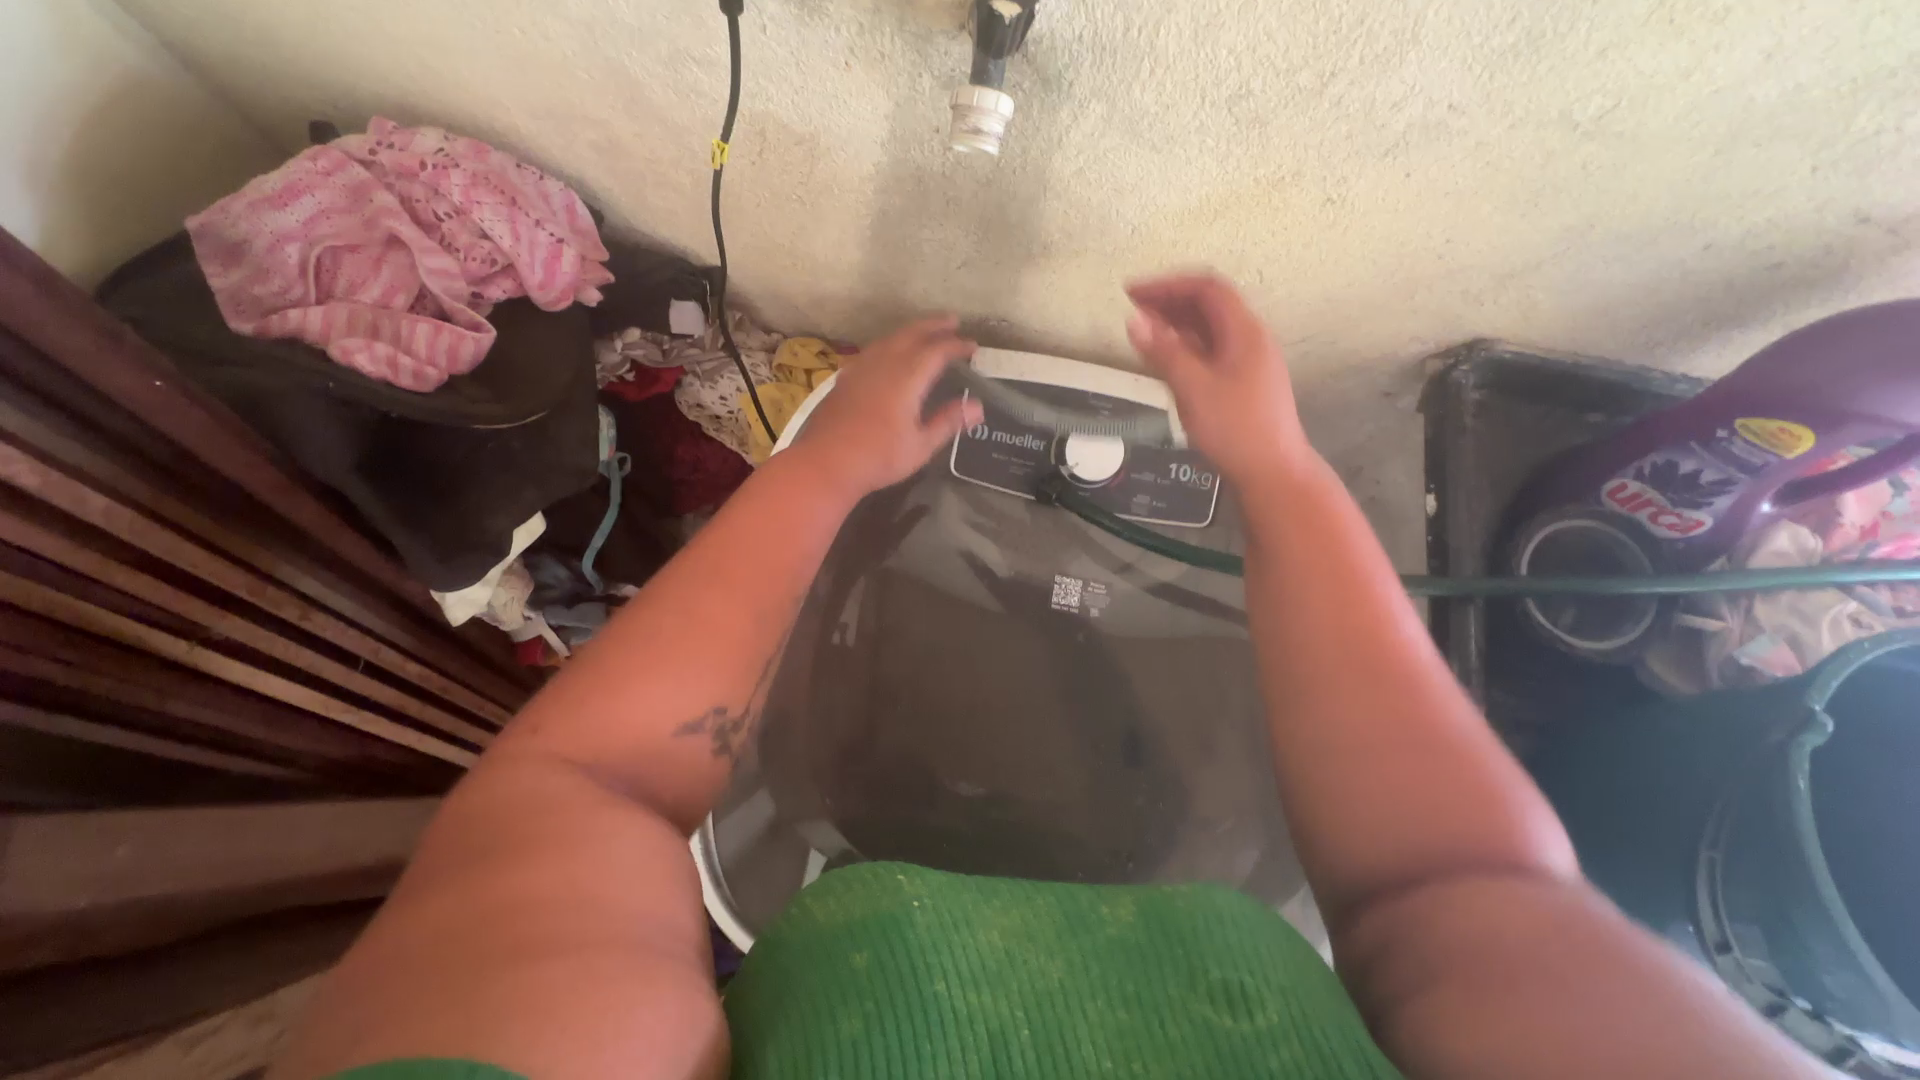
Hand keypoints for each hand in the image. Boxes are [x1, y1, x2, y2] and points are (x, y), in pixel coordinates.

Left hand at [787, 315, 984, 498]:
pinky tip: (890, 353)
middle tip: (953, 321)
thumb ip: (948, 421)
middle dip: (934, 326)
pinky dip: (890, 343)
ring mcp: (860, 368)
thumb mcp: (921, 445)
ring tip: (925, 332)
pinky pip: (873, 349)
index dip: (956, 346)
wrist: (825, 463)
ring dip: (911, 331)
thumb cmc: (878, 458)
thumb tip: (977, 406)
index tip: (973, 346)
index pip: (936, 351)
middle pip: (911, 334)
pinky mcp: (846, 377)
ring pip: (889, 338)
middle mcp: (883, 364)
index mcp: (906, 378)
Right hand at [1125, 274, 1314, 484]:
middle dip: (1170, 302)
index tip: (1133, 294)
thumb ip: (1164, 352)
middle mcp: (1250, 339)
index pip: (1206, 288)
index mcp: (1244, 332)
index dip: (1168, 285)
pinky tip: (1167, 359)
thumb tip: (1135, 321)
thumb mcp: (1193, 388)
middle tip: (1133, 311)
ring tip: (1144, 332)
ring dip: (1176, 324)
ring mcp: (1249, 361)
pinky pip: (1212, 351)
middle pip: (1209, 305)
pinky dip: (1186, 347)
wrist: (1273, 473)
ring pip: (1210, 329)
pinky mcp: (1244, 383)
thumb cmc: (1235, 429)